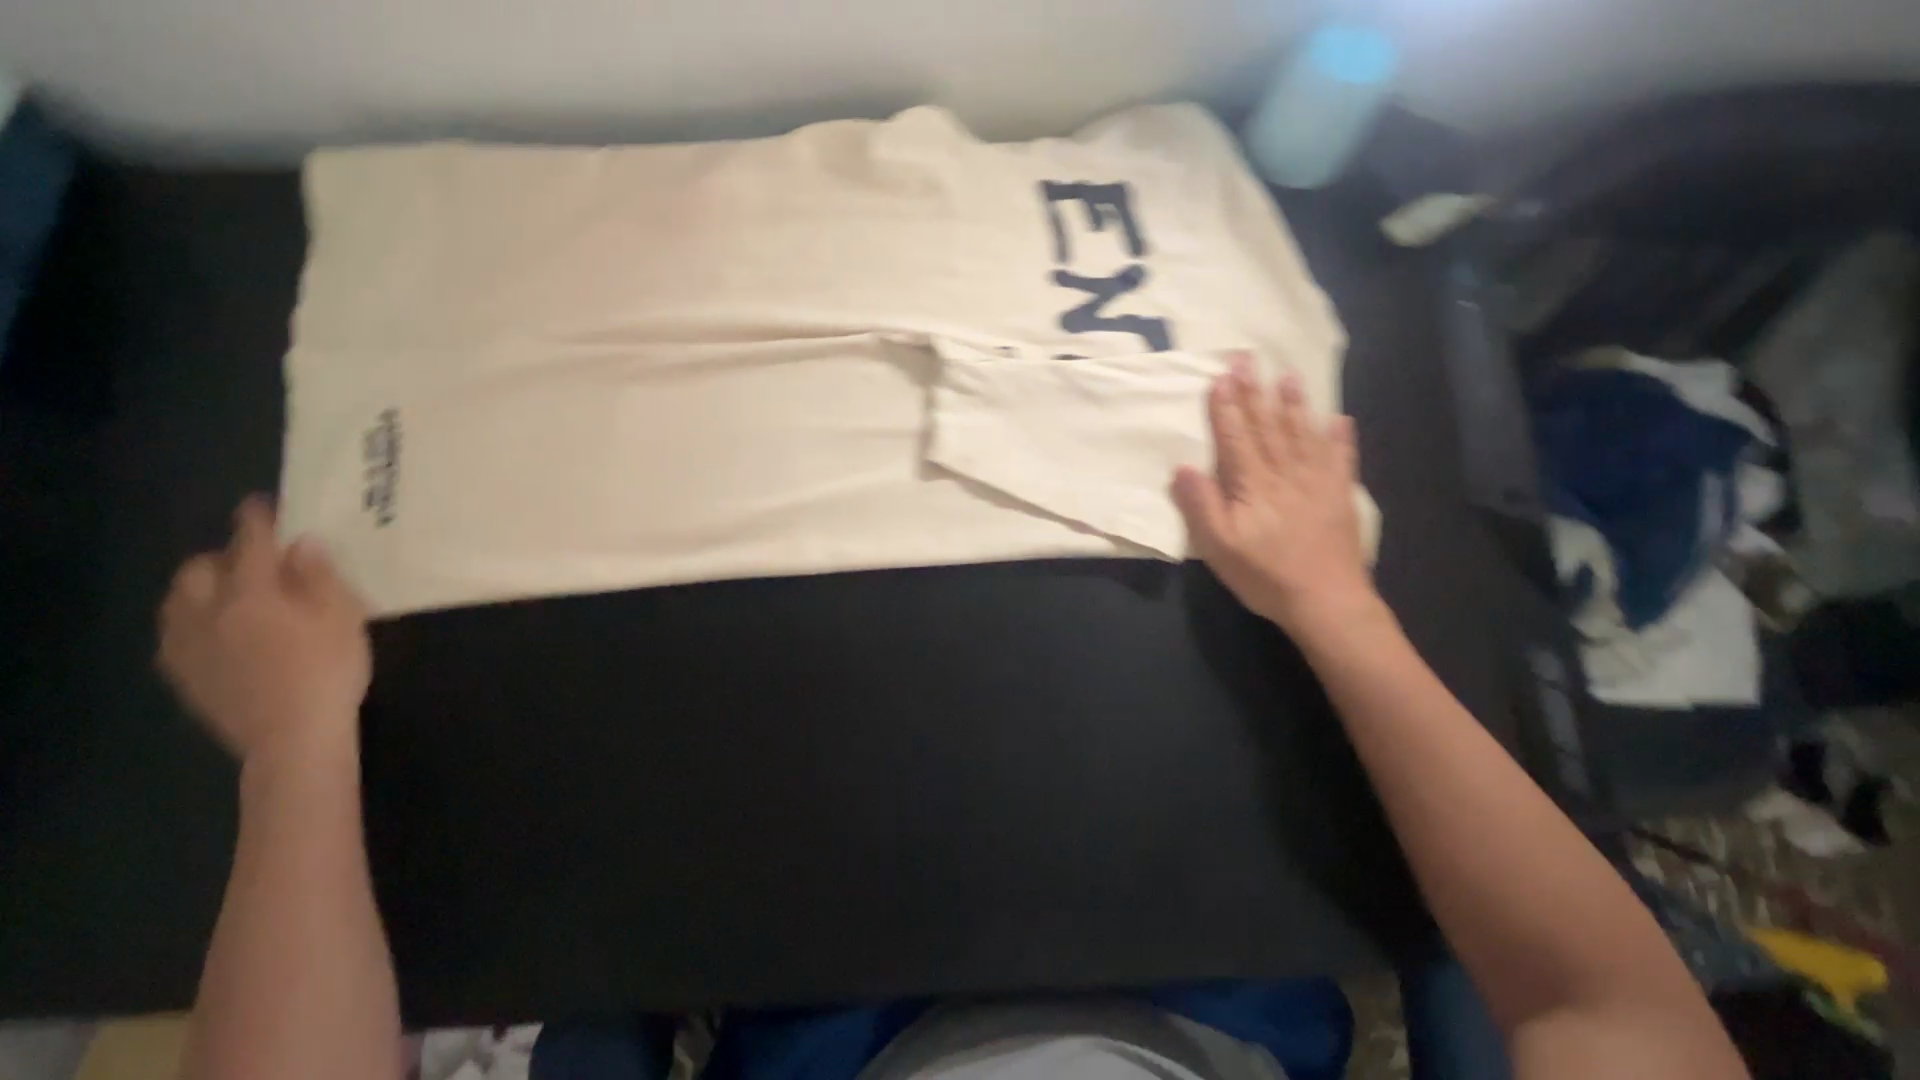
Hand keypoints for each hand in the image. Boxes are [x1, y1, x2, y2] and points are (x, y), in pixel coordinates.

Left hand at [157, 496, 370, 767]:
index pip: (250, 544)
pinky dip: (192, 621)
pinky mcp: (183, 675)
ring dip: (201, 588)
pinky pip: (174, 634)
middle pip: (199, 569)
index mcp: (252, 595)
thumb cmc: (329, 673)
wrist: (293, 739)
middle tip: (255, 564)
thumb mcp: (344, 620)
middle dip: (223, 557)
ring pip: (178, 600)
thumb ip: (321, 578)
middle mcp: (208, 612)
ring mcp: (188, 646)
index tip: (261, 504)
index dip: (257, 520)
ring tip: (230, 596)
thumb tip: (303, 543)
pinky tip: (217, 634)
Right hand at [1172, 354, 1377, 633]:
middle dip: (1254, 392)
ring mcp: (1317, 481)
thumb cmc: (1264, 575)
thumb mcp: (1219, 547)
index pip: (1235, 437)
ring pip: (1302, 433)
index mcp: (1252, 484)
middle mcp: (1285, 473)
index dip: (1226, 407)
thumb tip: (1183, 467)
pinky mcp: (1340, 495)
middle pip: (1267, 426)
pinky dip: (1340, 437)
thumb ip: (1201, 505)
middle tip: (1247, 359)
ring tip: (1287, 376)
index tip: (1221, 376)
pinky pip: (1341, 458)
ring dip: (1293, 404)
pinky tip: (1339, 419)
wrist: (1325, 600)